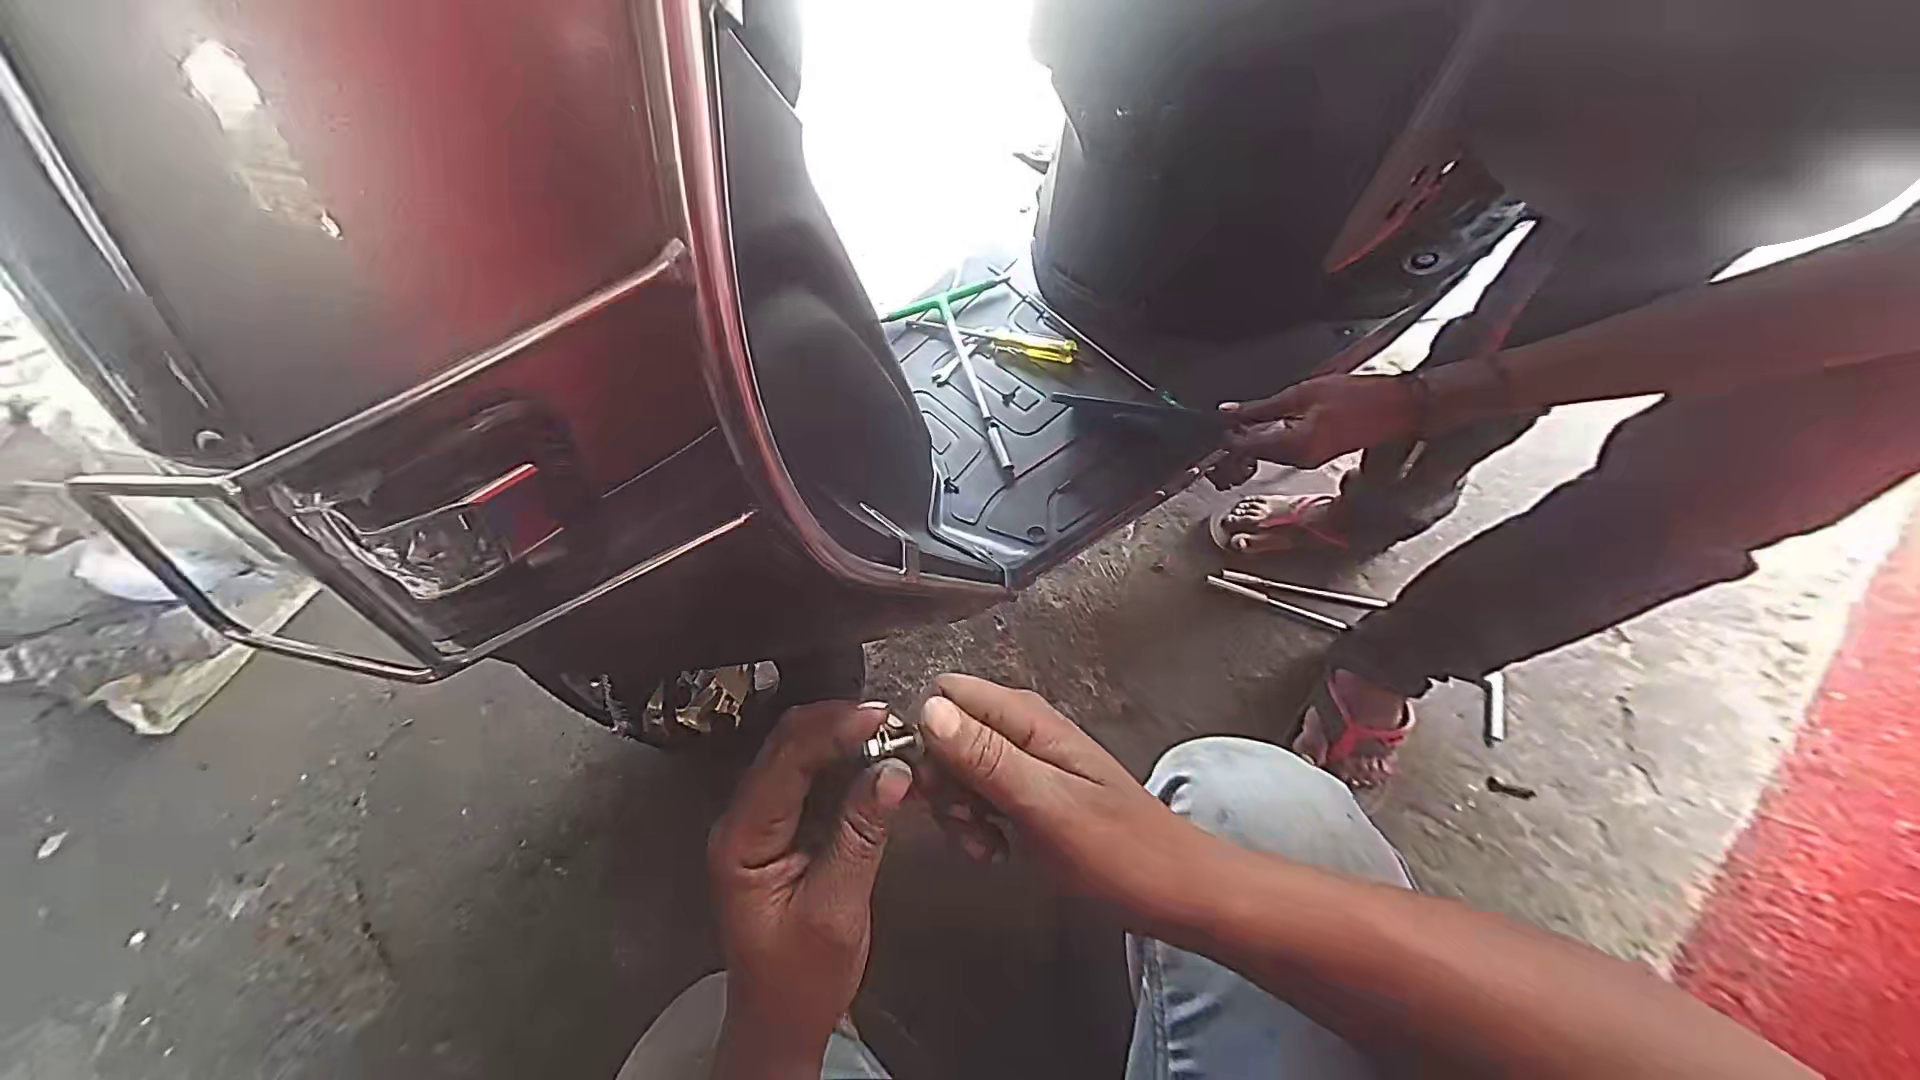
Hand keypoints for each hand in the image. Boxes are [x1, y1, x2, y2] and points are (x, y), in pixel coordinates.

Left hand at [707, 702, 912, 1076]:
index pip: (786, 761)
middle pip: (787, 743)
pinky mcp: (786, 821)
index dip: (833, 730)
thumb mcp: (836, 912)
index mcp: (742, 839)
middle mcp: (744, 818)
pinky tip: (875, 757)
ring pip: (800, 749)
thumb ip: (861, 837)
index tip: (879, 718)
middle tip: (890, 720)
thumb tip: (893, 773)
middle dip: (839, 723)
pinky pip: (814, 772)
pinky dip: (847, 757)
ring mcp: (763, 817)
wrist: (780, 1021)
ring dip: (844, 735)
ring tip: (889, 734)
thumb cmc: (799, 981)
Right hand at [913, 675, 1212, 928]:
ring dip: (956, 808)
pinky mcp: (1025, 786)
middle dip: (940, 780)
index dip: (927, 738)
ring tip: (986, 841)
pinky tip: (995, 845)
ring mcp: (1023, 757)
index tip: (935, 787)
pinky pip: (975, 791)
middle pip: (944, 732)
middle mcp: (1021, 727)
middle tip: (967, 821)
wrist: (1173, 889)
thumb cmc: (1121, 850)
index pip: (944, 696)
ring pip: (955, 766)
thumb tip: (930, 711)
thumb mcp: (1046, 804)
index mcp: (1026, 717)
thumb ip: (986, 756)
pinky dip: (973, 821)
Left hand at [1217, 374, 1419, 469]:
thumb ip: (1262, 406)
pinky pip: (1284, 451)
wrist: (1400, 407)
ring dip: (1257, 437)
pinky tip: (1275, 423)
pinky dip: (1274, 438)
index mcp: (1295, 444)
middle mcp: (1299, 459)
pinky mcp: (1315, 457)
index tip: (1223, 421)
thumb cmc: (1362, 397)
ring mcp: (1307, 461)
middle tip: (1232, 418)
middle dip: (1241, 436)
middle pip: (1255, 452)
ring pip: (1268, 452)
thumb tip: (1230, 411)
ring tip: (1250, 418)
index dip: (1229, 434)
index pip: (1246, 446)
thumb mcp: (1303, 393)